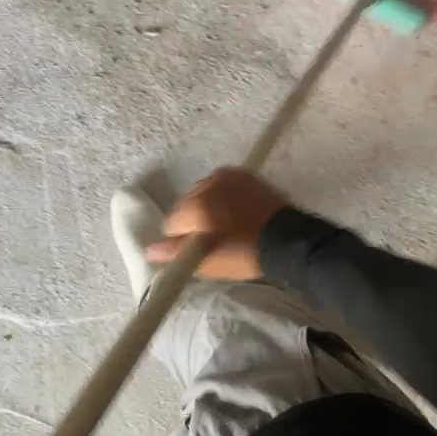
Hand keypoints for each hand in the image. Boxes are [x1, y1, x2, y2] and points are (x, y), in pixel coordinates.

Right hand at [146, 167, 291, 280]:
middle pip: (186, 205)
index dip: (182, 238)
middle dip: (194, 220)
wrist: (287, 239)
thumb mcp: (209, 261)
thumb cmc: (244, 253)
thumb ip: (175, 253)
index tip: (198, 248)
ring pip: (203, 193)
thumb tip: (149, 251)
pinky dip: (222, 195)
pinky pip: (221, 184)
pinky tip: (235, 209)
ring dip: (208, 206)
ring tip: (226, 224)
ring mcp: (225, 176)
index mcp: (195, 206)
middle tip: (214, 237)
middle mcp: (206, 185)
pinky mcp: (242, 174)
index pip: (172, 223)